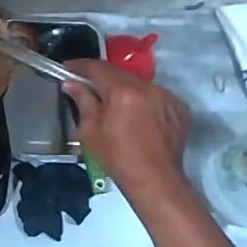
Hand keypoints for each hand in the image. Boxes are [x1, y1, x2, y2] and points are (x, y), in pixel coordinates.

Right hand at [62, 59, 190, 194]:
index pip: (98, 68)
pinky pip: (156, 97)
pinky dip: (144, 101)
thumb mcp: (91, 131)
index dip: (80, 65)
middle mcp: (148, 87)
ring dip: (125, 90)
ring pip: (139, 85)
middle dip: (102, 78)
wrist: (156, 180)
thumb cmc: (117, 157)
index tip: (68, 68)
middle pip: (120, 74)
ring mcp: (167, 96)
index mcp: (123, 91)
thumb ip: (83, 101)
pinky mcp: (179, 108)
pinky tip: (137, 117)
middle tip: (87, 86)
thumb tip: (71, 83)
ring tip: (115, 106)